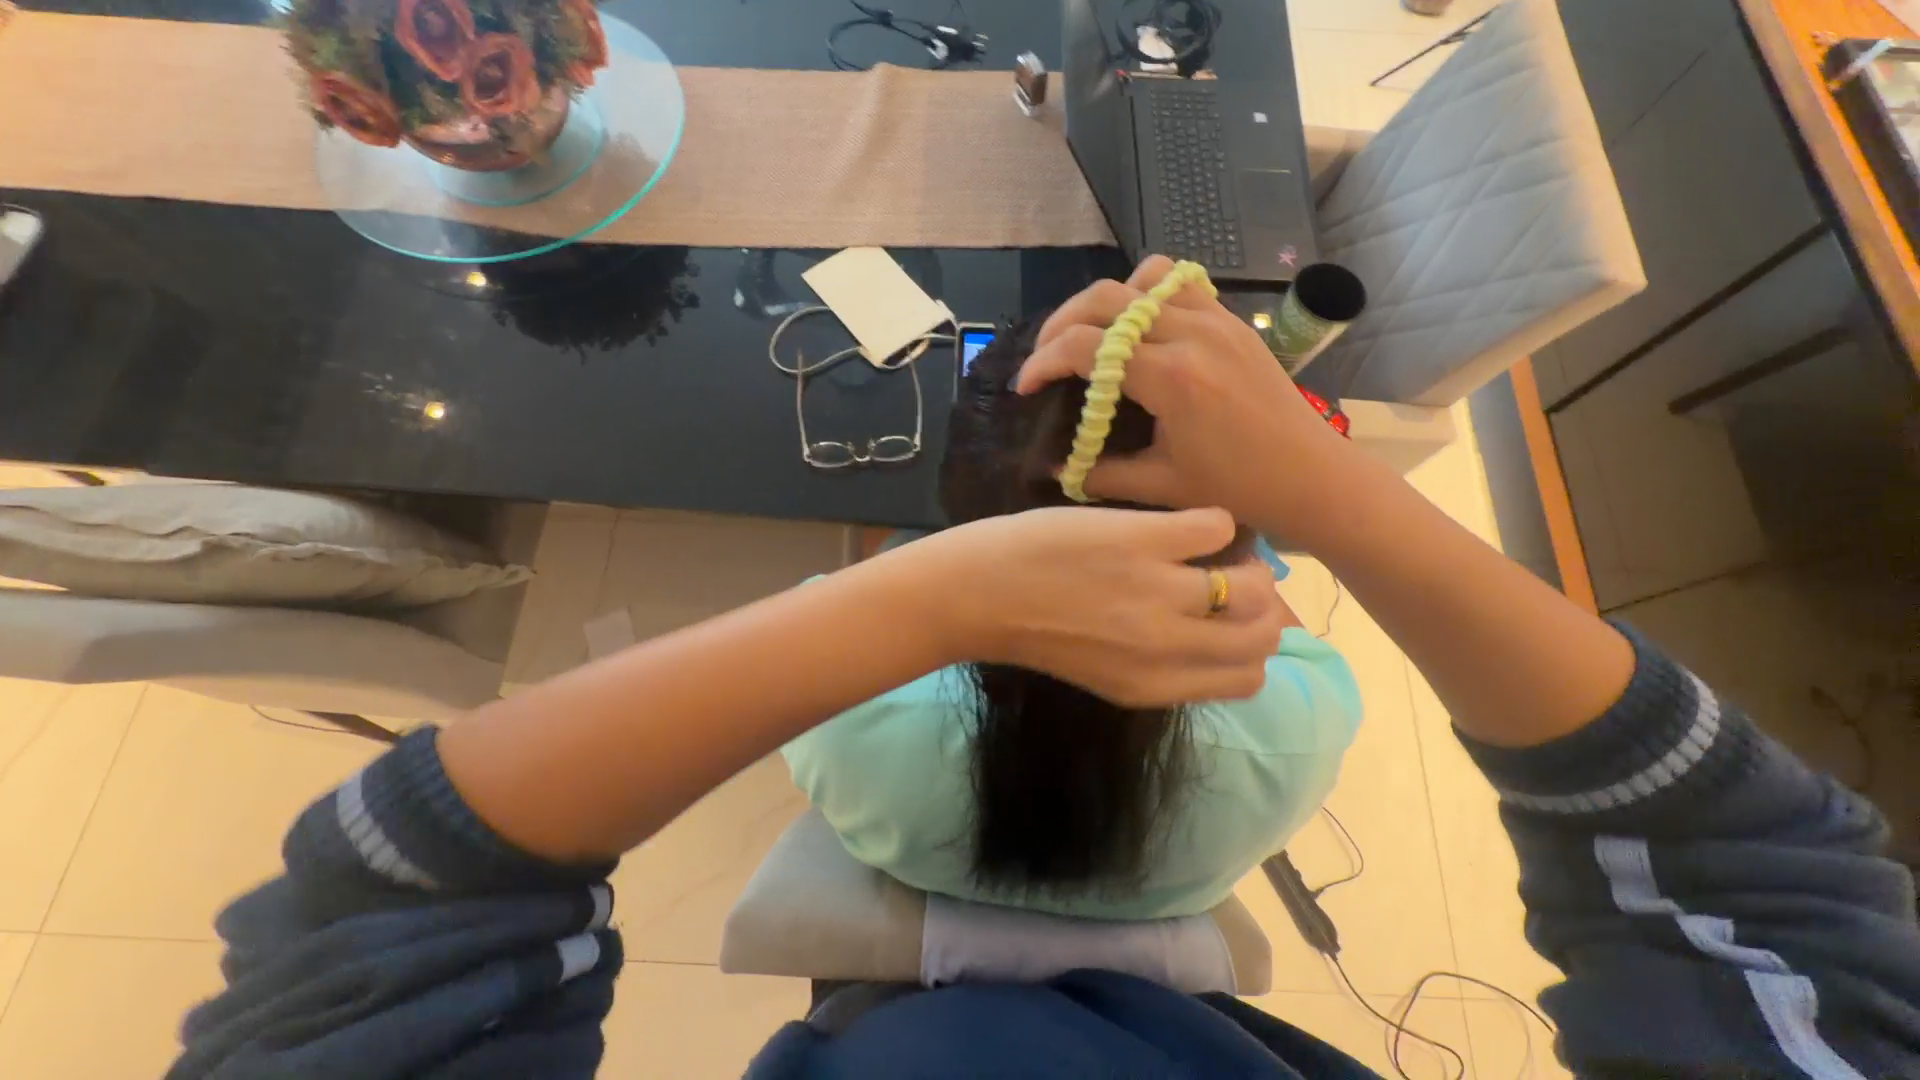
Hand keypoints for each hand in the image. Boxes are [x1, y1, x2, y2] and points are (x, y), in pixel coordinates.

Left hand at [897, 505, 1286, 705]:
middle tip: (1229, 580)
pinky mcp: (1143, 541)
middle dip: (1260, 607)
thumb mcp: (1104, 670)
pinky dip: (1210, 522)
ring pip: (1255, 585)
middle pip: (1264, 636)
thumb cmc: (1031, 630)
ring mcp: (1158, 593)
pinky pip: (1217, 527)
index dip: (1248, 645)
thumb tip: (1212, 633)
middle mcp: (1167, 649)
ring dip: (1244, 564)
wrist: (975, 594)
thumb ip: (1160, 664)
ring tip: (1209, 552)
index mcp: (1156, 687)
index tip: (1228, 621)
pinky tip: (1176, 526)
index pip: (1248, 680)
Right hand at [1014, 255, 1361, 546]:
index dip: (1043, 361)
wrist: (1310, 476)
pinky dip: (1147, 294)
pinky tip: (1138, 330)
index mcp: (1171, 378)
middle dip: (1060, 323)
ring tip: (1090, 335)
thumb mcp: (1159, 486)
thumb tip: (1051, 463)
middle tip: (1045, 356)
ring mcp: (1216, 320)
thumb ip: (1098, 471)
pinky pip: (1180, 283)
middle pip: (1104, 298)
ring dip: (1104, 301)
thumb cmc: (1236, 489)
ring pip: (1142, 278)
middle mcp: (1191, 334)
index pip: (1086, 346)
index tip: (1025, 386)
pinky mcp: (1232, 320)